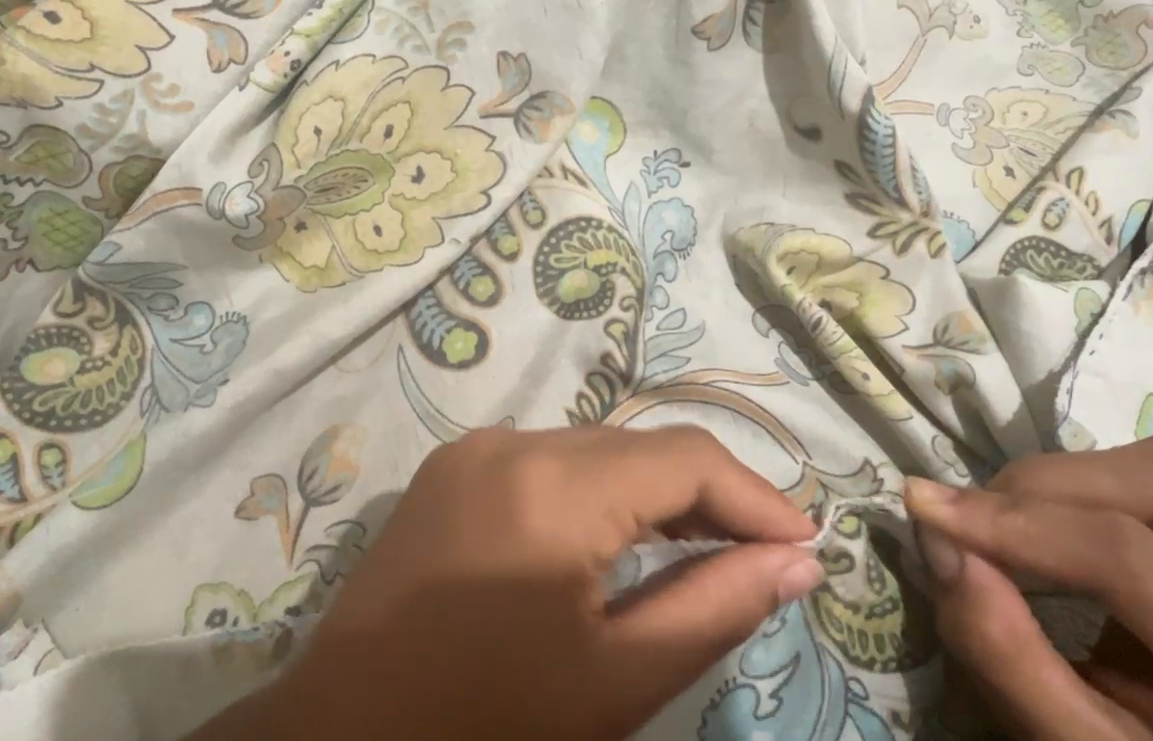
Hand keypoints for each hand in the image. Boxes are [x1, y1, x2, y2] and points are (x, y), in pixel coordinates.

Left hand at [197, 425, 824, 740]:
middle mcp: (512, 441)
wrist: (346, 737)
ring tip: (704, 546)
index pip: (685, 457)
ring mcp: (472, 450)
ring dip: (653, 492)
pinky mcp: (448, 470)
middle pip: (639, 446)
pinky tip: (619, 538)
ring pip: (594, 450)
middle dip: (708, 494)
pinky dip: (597, 492)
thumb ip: (715, 606)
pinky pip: (547, 462)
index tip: (805, 543)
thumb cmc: (489, 723)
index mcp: (554, 484)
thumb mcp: (616, 678)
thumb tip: (798, 561)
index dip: (755, 495)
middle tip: (764, 552)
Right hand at [906, 427, 1152, 740]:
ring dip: (1072, 475)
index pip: (1130, 556)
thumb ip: (1007, 655)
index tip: (921, 507)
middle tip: (965, 521)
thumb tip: (937, 544)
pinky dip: (1115, 471)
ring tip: (1017, 520)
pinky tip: (1082, 512)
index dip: (1014, 522)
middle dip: (1036, 488)